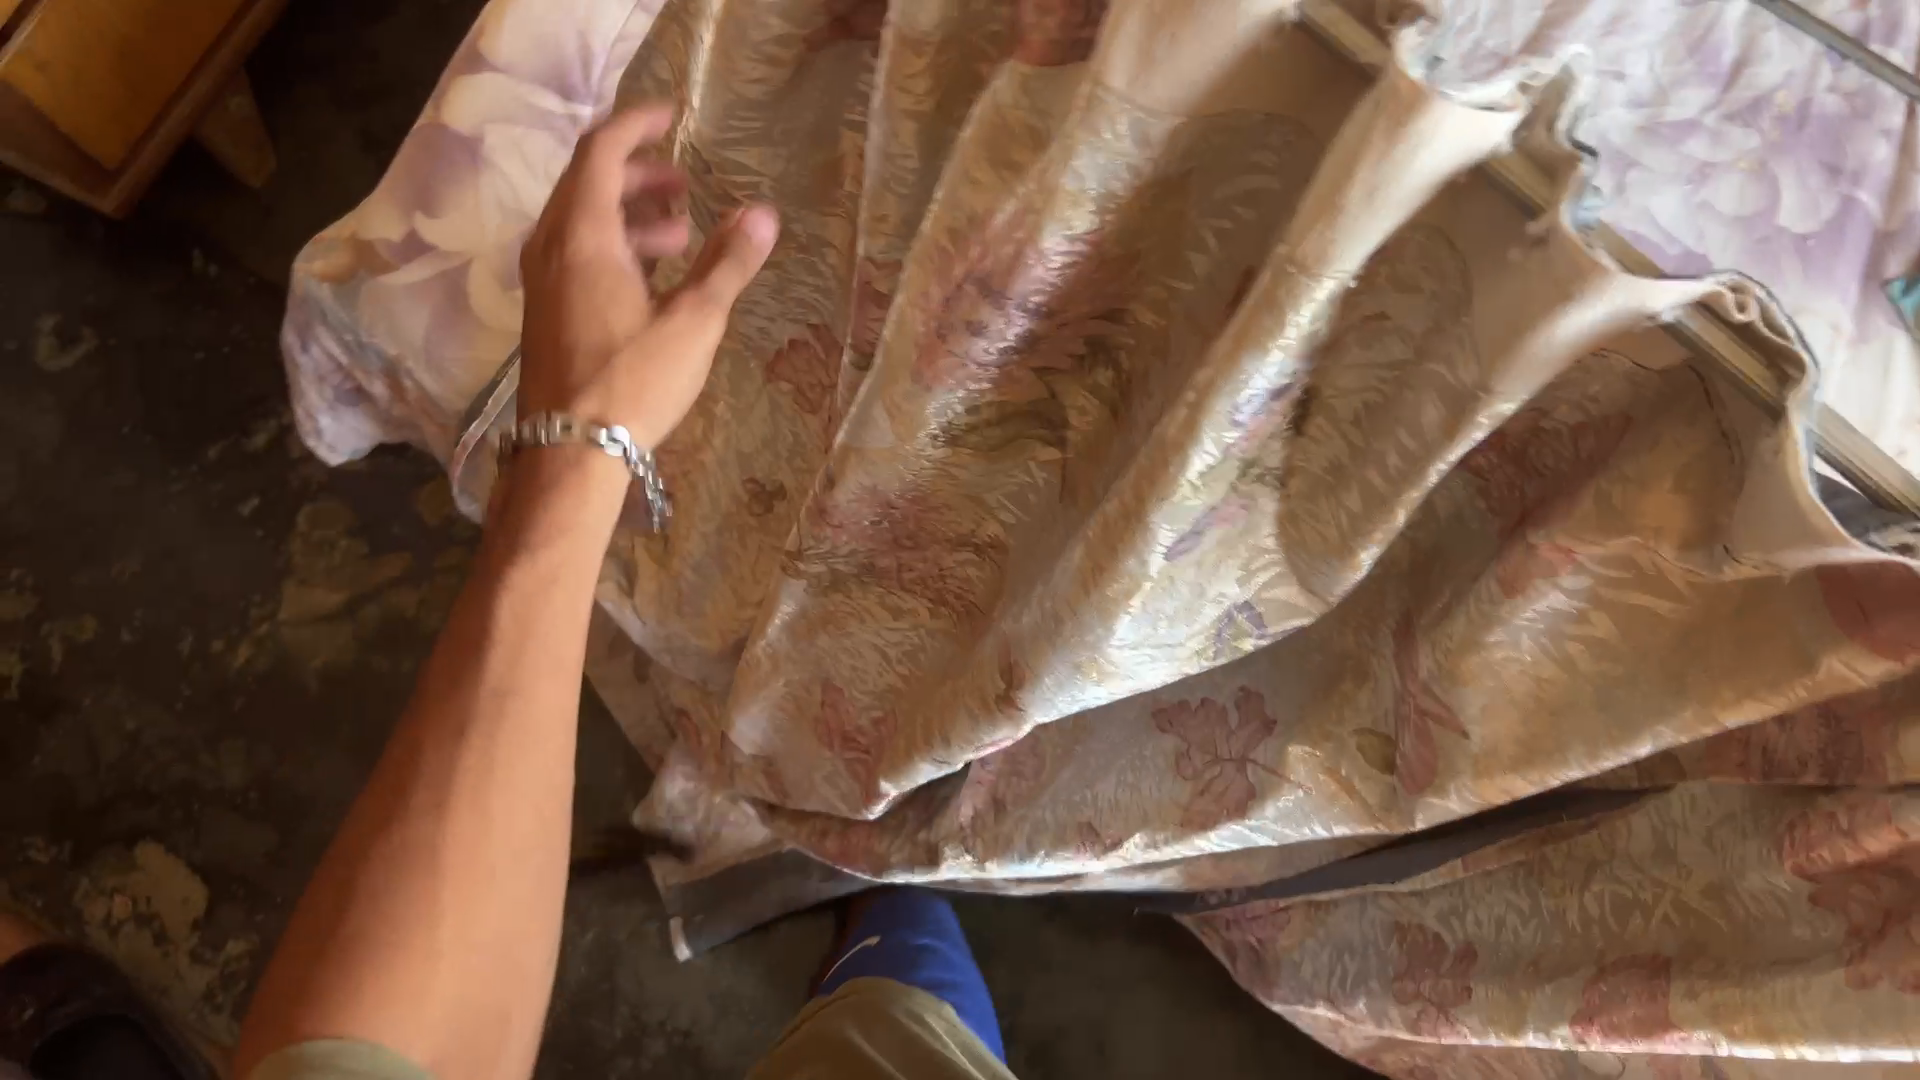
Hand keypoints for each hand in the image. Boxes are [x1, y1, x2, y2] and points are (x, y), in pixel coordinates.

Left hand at [517, 103, 779, 450]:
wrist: (573, 449)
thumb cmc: (636, 380)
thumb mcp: (694, 322)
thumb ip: (728, 264)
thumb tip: (765, 214)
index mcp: (584, 236)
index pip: (602, 152)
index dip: (636, 126)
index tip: (671, 118)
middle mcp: (553, 247)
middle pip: (589, 184)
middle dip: (639, 175)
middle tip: (685, 185)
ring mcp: (543, 282)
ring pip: (582, 223)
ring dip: (630, 216)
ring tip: (680, 235)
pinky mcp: (546, 312)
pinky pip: (576, 256)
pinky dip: (614, 248)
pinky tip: (650, 281)